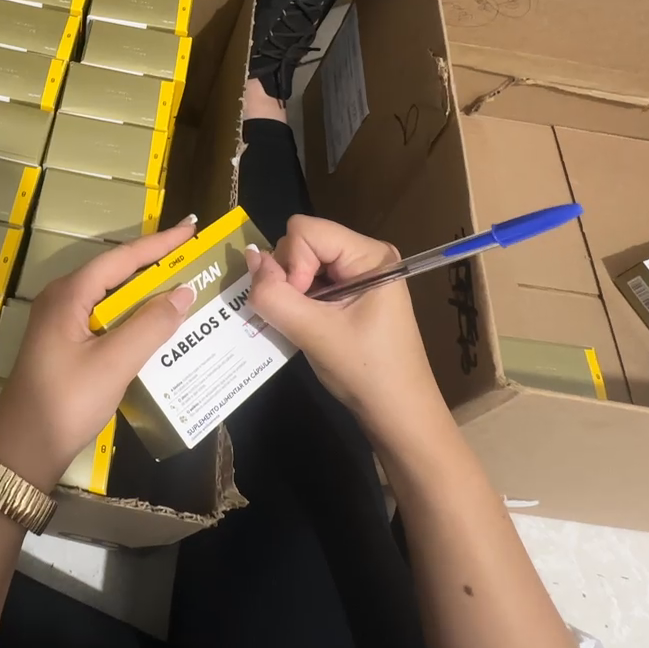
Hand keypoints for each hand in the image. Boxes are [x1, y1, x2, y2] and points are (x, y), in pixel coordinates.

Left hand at [0, 218, 200, 490]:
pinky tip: (157, 326)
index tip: (191, 228)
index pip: (121, 258)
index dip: (159, 243)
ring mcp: (62, 322)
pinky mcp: (65, 343)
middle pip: (116, 272)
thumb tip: (183, 292)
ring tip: (185, 285)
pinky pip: (106, 318)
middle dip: (156, 264)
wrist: (22, 451)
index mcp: (69, 294)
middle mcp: (62, 299)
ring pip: (112, 296)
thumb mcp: (113, 364)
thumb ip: (149, 326)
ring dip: (147, 293)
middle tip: (195, 255)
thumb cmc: (66, 403)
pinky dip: (134, 316)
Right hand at [246, 216, 444, 430]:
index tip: (304, 305)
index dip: (292, 264)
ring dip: (290, 290)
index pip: (304, 231)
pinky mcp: (347, 291)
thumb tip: (249, 255)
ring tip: (304, 323)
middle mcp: (363, 254)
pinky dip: (296, 298)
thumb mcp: (315, 334)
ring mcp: (355, 273)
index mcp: (369, 254)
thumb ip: (275, 295)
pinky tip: (305, 323)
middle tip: (302, 316)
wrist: (399, 417)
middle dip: (289, 276)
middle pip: (300, 241)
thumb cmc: (367, 373)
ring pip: (299, 261)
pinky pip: (307, 277)